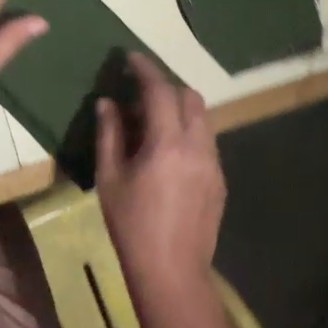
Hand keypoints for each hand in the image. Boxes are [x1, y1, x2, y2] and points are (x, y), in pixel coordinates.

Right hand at [96, 52, 224, 295]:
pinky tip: (163, 149)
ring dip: (178, 108)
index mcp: (168, 144)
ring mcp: (213, 165)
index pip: (161, 92)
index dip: (145, 70)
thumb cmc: (131, 223)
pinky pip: (205, 140)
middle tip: (138, 90)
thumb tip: (108, 103)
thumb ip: (110, 134)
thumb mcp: (110, 176)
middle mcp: (198, 147)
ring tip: (149, 119)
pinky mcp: (219, 181)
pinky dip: (186, 130)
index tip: (130, 58)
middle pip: (190, 98)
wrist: (171, 269)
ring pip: (203, 119)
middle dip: (165, 87)